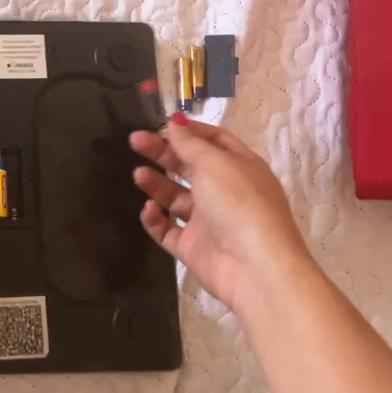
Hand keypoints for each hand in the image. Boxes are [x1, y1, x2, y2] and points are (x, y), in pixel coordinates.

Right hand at [131, 114, 311, 310]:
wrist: (256, 270)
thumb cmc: (238, 204)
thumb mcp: (214, 164)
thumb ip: (190, 143)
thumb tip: (175, 122)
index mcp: (239, 167)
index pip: (214, 141)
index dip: (189, 131)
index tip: (161, 123)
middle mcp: (224, 191)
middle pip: (189, 166)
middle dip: (162, 152)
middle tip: (135, 141)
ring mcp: (208, 221)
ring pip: (176, 197)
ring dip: (156, 183)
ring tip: (138, 175)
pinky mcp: (194, 247)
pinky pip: (168, 230)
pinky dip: (155, 219)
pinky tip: (149, 208)